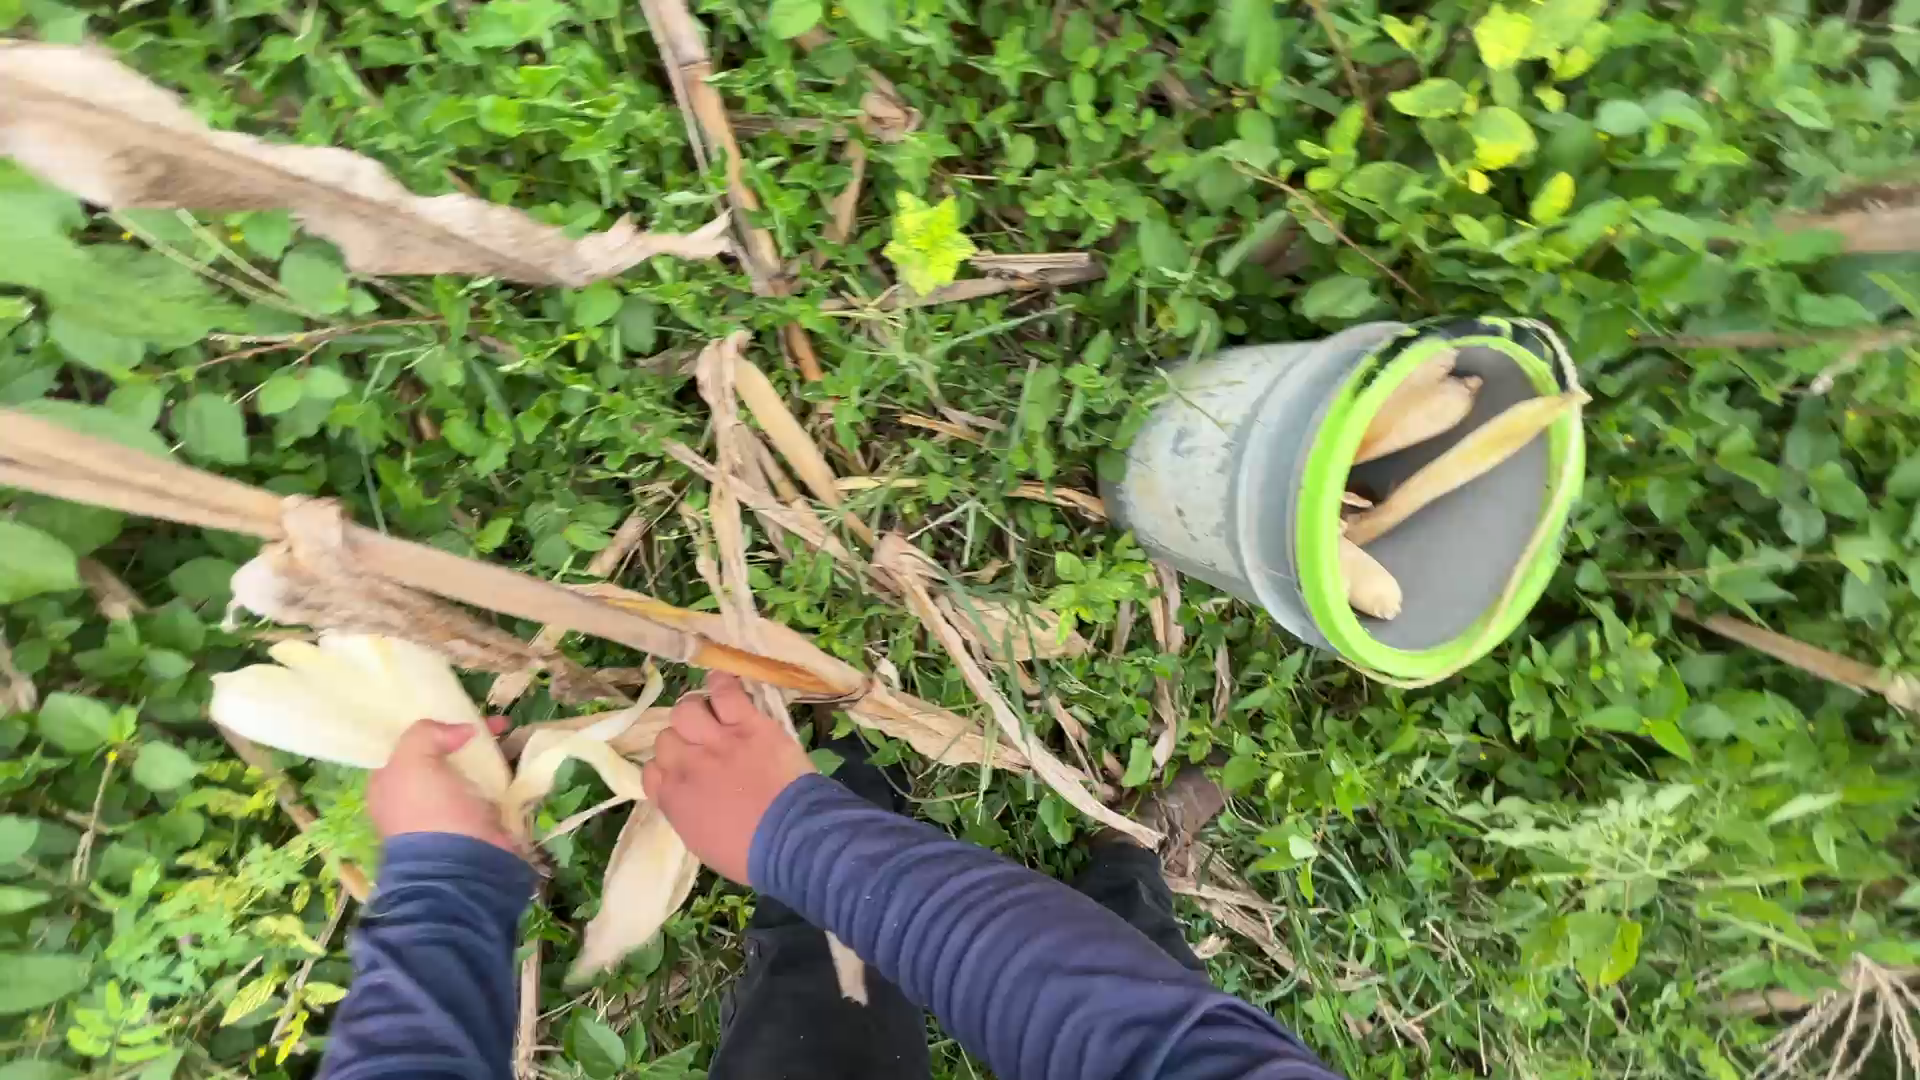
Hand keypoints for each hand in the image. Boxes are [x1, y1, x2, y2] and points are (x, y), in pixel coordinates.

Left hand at [368, 717, 518, 852]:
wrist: (461, 861)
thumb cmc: (427, 811)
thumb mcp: (410, 764)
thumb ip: (425, 734)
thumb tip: (461, 730)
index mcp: (391, 782)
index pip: (408, 744)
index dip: (431, 724)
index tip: (456, 709)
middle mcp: (419, 794)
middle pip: (445, 752)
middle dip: (469, 733)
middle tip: (496, 723)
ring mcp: (452, 805)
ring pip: (472, 765)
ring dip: (491, 748)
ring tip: (512, 734)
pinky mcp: (483, 813)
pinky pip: (494, 781)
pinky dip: (506, 767)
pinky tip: (519, 756)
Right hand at [643, 672, 815, 883]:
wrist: (793, 837)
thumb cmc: (751, 852)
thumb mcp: (702, 842)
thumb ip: (687, 810)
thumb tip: (687, 794)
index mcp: (674, 799)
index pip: (651, 770)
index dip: (667, 767)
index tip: (683, 771)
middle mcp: (688, 765)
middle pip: (666, 737)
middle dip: (681, 741)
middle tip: (702, 745)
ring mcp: (719, 741)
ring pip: (687, 710)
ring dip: (696, 713)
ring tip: (712, 715)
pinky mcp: (750, 725)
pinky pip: (726, 693)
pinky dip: (721, 684)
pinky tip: (722, 683)